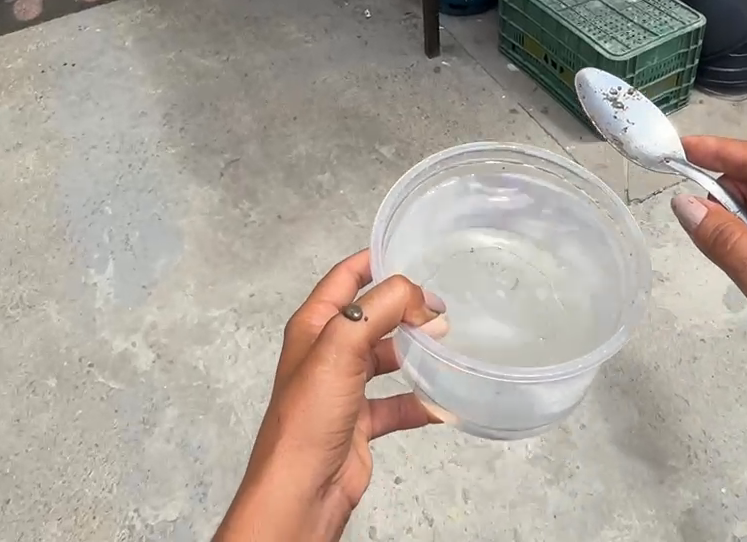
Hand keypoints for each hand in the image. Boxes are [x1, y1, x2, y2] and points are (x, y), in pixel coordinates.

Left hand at [215, 251, 445, 541]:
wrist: (301, 491)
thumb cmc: (306, 418)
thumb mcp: (341, 346)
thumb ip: (380, 308)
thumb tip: (417, 293)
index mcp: (314, 324)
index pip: (346, 276)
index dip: (375, 261)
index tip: (411, 254)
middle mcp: (327, 351)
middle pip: (371, 315)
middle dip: (405, 308)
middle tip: (439, 306)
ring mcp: (342, 387)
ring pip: (385, 357)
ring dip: (414, 351)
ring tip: (445, 344)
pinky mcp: (358, 421)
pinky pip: (395, 403)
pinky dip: (419, 401)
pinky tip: (441, 402)